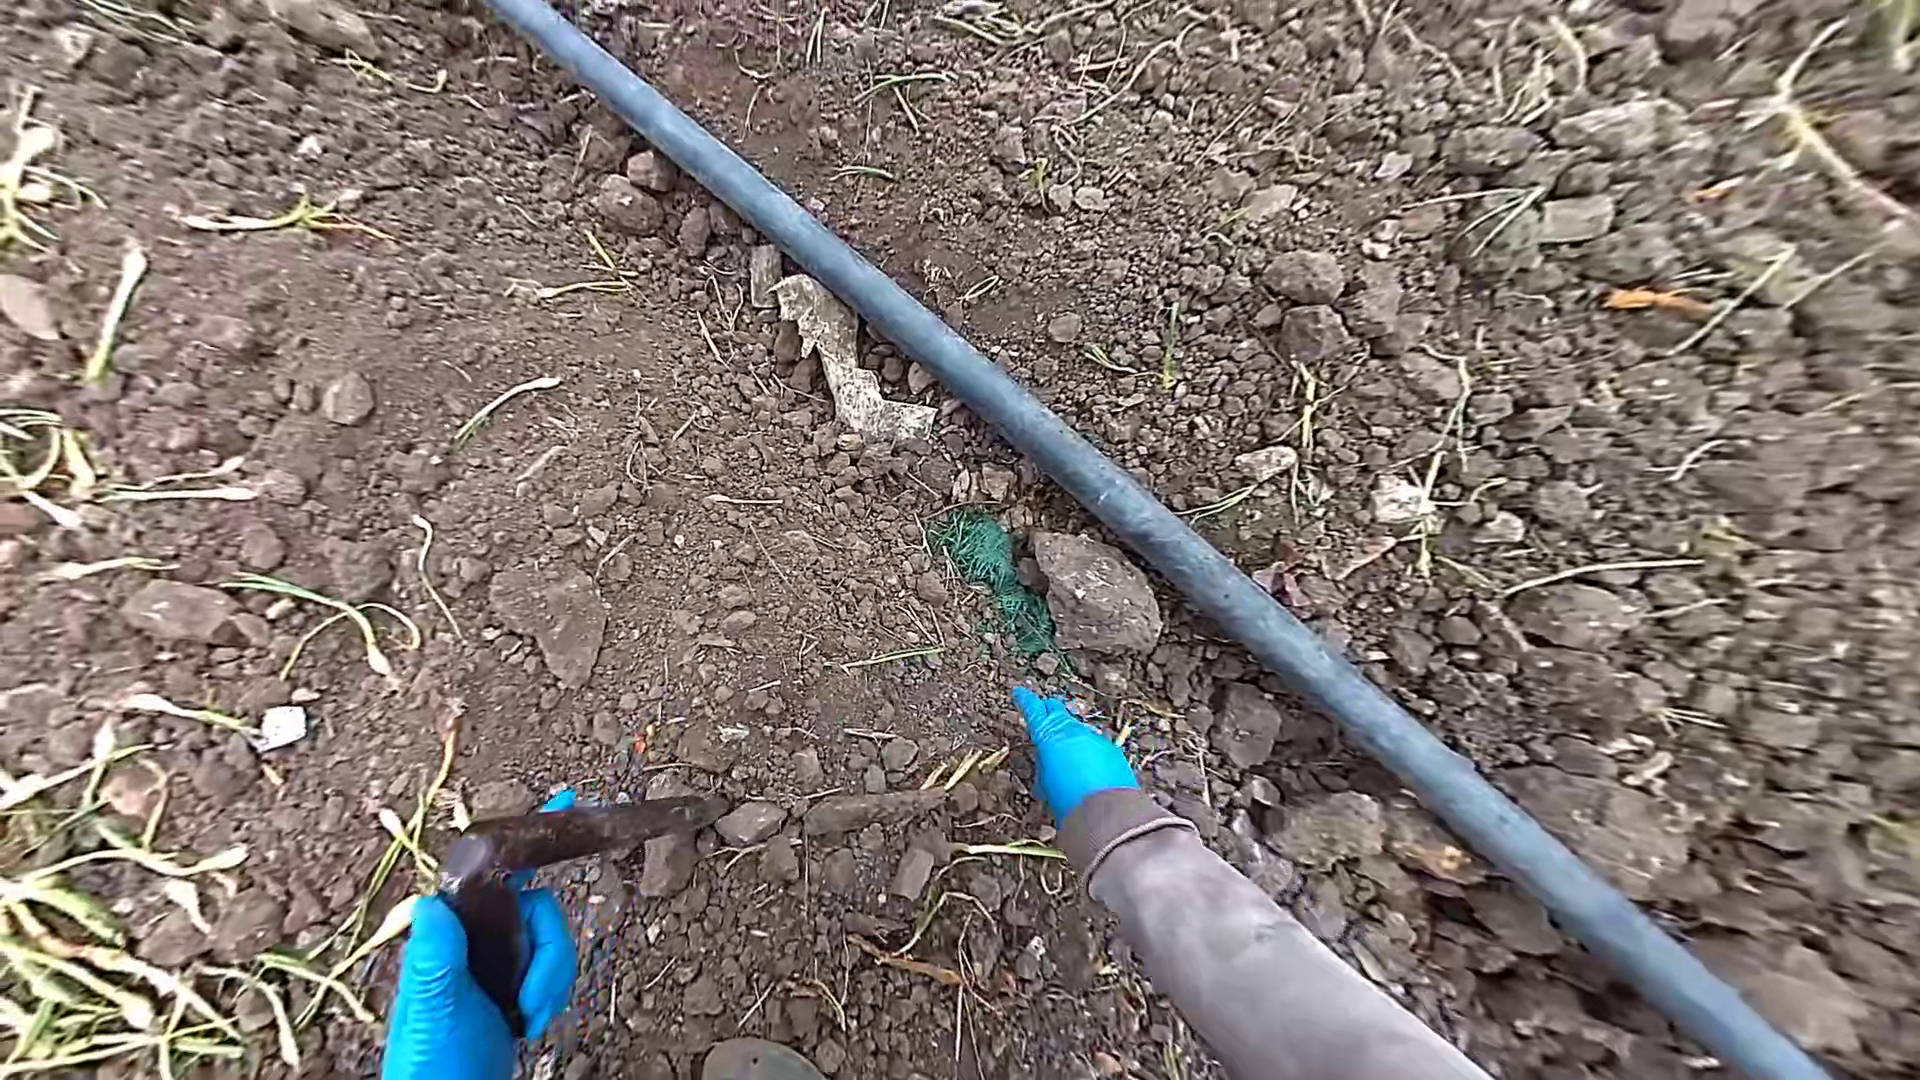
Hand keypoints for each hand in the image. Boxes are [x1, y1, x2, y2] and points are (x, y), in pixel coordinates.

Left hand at [381, 792, 578, 1079]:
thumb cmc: (433, 1062)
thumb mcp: (434, 1010)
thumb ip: (436, 957)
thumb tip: (429, 901)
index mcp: (454, 935)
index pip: (492, 872)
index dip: (528, 836)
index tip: (564, 802)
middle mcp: (480, 938)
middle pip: (540, 906)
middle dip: (549, 947)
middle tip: (535, 990)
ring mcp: (502, 958)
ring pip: (555, 934)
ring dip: (553, 973)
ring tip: (532, 1011)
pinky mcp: (523, 977)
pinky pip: (559, 960)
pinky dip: (556, 986)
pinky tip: (535, 1015)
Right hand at [1012, 687, 1137, 823]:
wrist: (1106, 813)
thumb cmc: (1069, 801)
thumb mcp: (1046, 784)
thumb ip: (1045, 767)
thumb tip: (1047, 765)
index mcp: (1049, 735)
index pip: (1033, 709)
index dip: (1024, 699)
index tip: (1020, 693)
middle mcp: (1072, 730)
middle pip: (1057, 710)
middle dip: (1049, 711)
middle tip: (1044, 714)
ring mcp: (1093, 737)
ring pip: (1077, 728)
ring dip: (1071, 735)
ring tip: (1067, 751)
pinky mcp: (1111, 748)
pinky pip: (1095, 743)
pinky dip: (1089, 750)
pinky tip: (1089, 767)